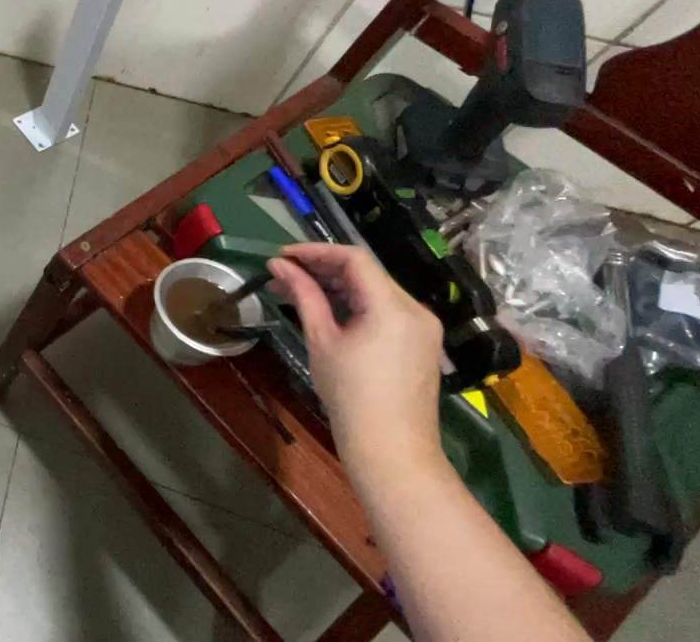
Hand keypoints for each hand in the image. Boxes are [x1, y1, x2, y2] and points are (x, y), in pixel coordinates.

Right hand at [268, 243, 445, 475]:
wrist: (391, 447)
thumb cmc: (351, 393)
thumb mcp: (321, 339)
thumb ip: (303, 295)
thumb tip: (278, 264)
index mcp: (394, 307)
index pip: (354, 259)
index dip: (315, 251)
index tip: (282, 257)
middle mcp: (415, 310)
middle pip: (365, 272)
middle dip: (321, 268)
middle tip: (281, 273)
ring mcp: (421, 326)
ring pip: (372, 289)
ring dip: (334, 284)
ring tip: (293, 289)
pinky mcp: (418, 341)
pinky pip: (382, 308)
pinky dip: (351, 302)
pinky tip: (323, 308)